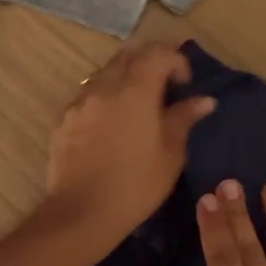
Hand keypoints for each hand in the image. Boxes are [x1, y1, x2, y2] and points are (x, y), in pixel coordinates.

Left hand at [42, 43, 214, 240]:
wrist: (81, 212)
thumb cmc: (136, 185)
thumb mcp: (170, 154)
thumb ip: (183, 119)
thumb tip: (202, 101)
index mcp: (134, 90)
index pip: (157, 53)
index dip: (176, 61)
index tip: (185, 84)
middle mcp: (102, 88)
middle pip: (127, 57)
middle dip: (148, 63)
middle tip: (163, 88)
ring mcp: (78, 104)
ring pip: (103, 75)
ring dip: (123, 80)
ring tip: (136, 108)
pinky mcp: (62, 122)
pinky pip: (86, 98)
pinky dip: (103, 100)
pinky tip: (110, 127)